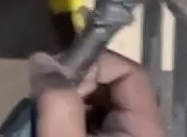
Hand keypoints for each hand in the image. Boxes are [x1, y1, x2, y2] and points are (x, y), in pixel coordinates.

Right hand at [31, 51, 162, 136]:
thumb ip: (57, 100)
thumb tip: (42, 58)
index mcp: (144, 131)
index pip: (129, 72)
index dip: (93, 63)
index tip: (58, 74)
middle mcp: (142, 132)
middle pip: (111, 83)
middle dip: (73, 80)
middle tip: (45, 95)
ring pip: (97, 99)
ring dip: (67, 96)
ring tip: (45, 112)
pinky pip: (92, 116)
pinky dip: (69, 112)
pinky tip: (52, 122)